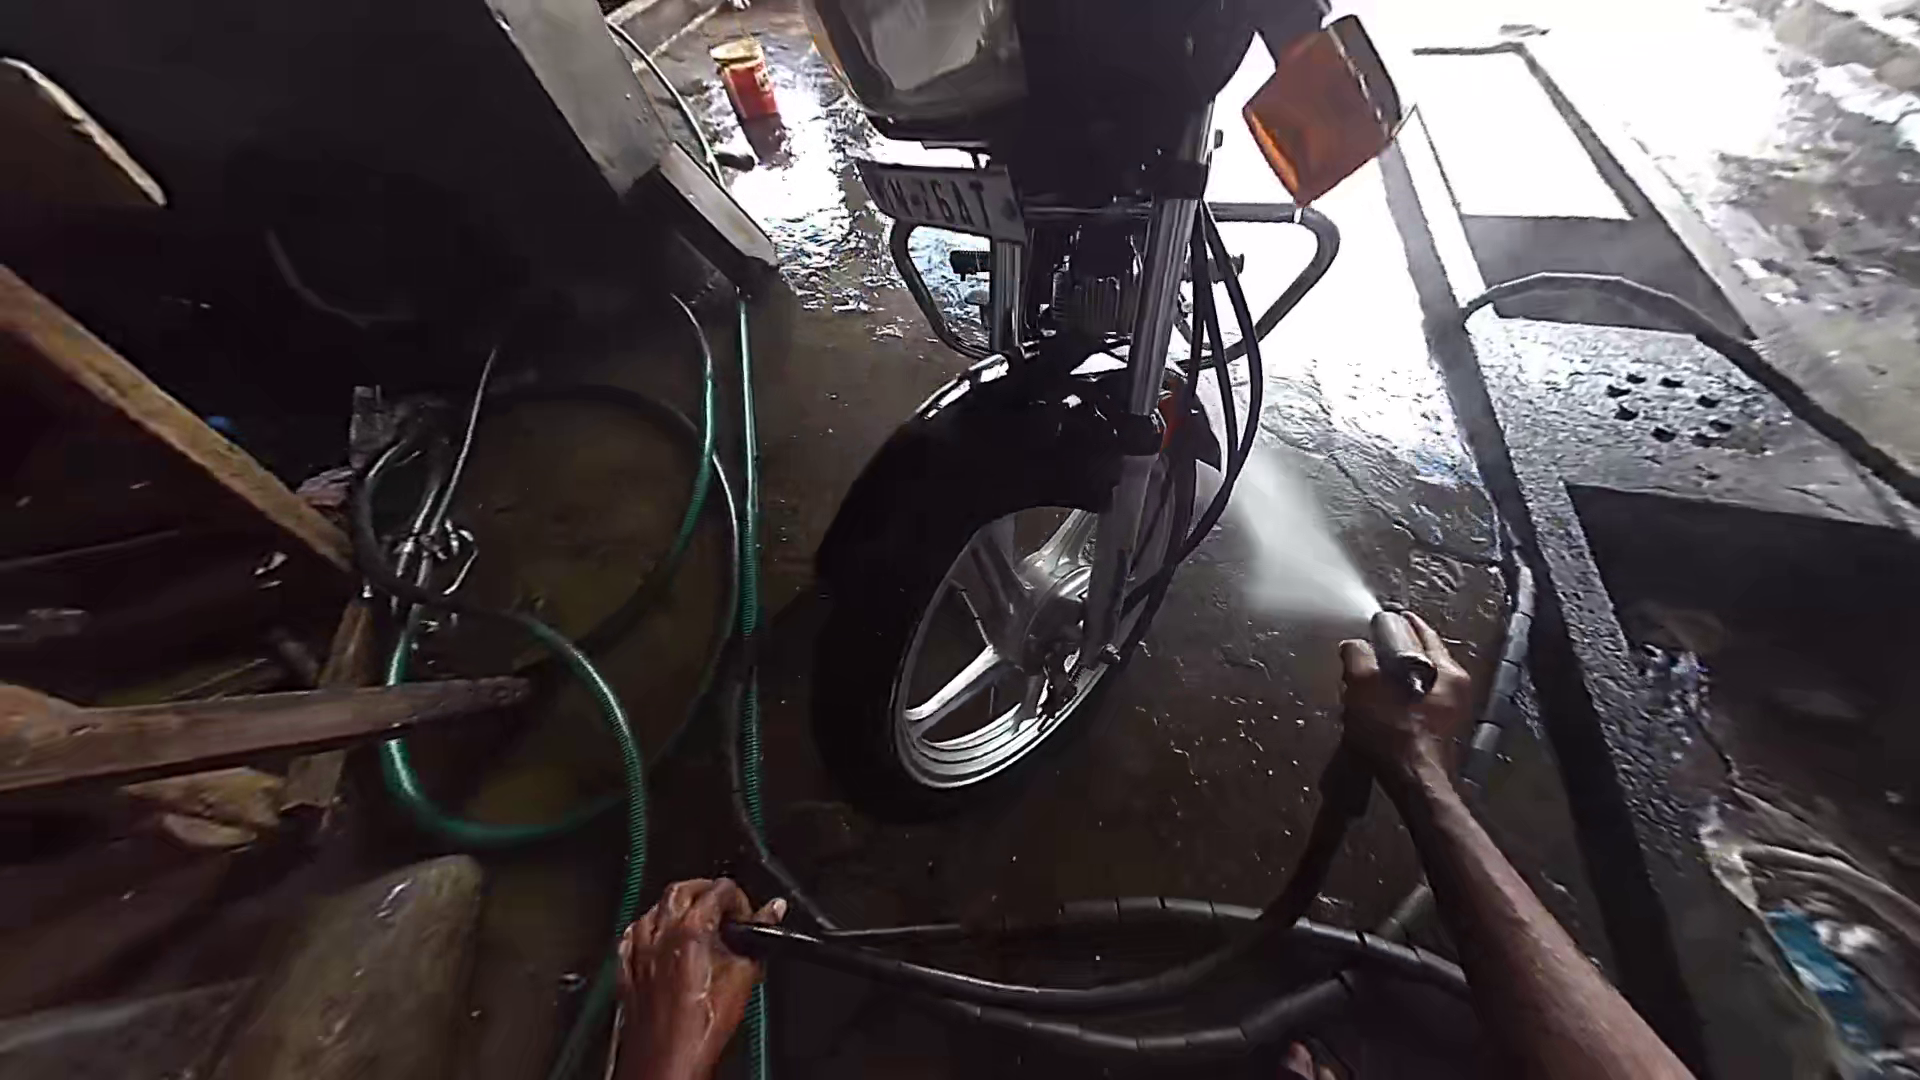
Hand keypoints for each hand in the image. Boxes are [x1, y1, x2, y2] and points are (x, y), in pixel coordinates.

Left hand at [615, 878, 786, 1079]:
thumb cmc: (700, 1030)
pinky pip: (633, 937)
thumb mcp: (744, 976)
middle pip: (681, 889)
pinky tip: (661, 940)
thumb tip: (774, 910)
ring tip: (695, 918)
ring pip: (654, 909)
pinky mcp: (627, 974)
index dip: (738, 899)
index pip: (719, 889)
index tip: (745, 915)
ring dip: (676, 907)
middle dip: (705, 891)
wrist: (666, 1070)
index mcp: (691, 929)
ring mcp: (640, 954)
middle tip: (722, 906)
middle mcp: (662, 935)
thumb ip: (760, 936)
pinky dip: (648, 931)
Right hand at [1338, 613, 1471, 782]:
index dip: (1392, 621)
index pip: (1419, 629)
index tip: (1375, 619)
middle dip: (1383, 652)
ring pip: (1407, 676)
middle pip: (1412, 653)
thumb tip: (1353, 645)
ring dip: (1382, 675)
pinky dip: (1386, 694)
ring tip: (1357, 683)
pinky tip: (1366, 705)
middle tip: (1360, 654)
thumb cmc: (1392, 732)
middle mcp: (1453, 686)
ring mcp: (1445, 707)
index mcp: (1445, 670)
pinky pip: (1405, 697)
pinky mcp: (1432, 725)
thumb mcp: (1363, 683)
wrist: (1409, 779)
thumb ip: (1357, 655)